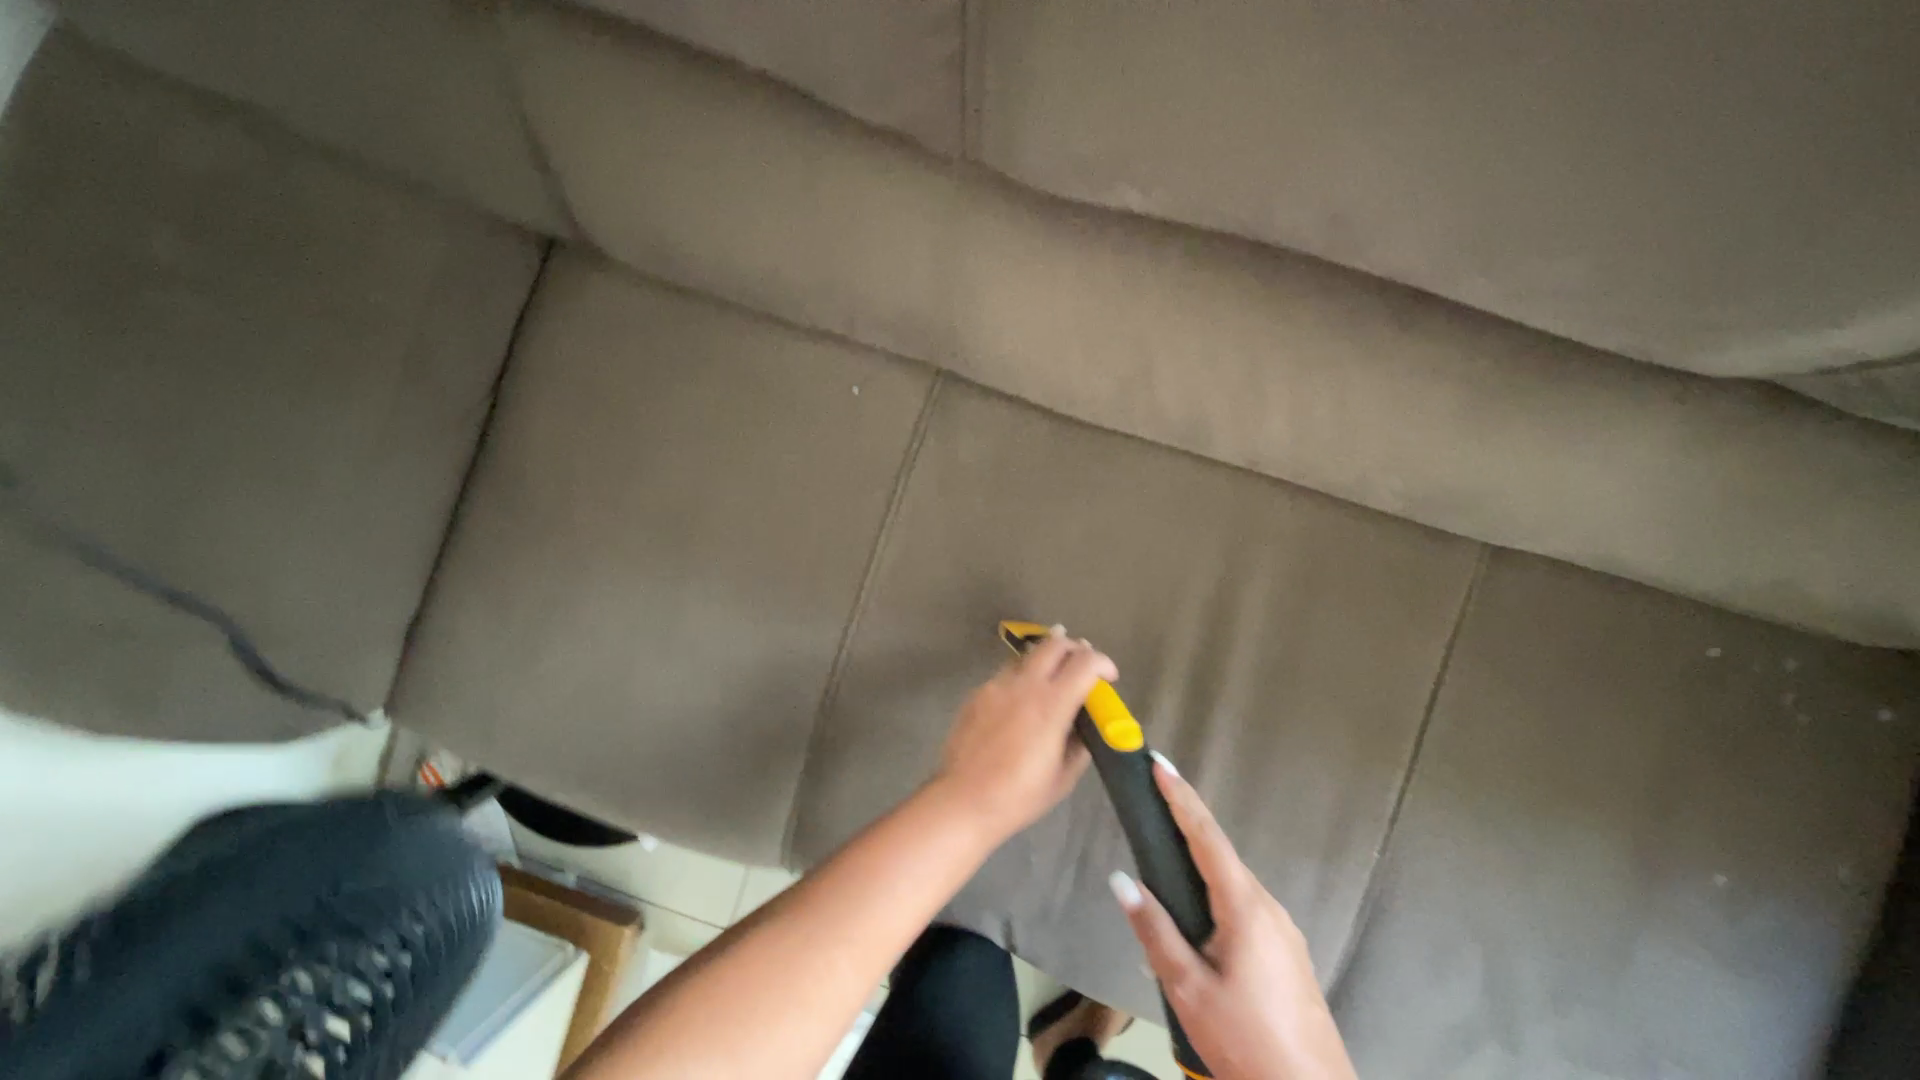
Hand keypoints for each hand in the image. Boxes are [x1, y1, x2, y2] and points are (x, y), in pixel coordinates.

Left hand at [930, 626, 1115, 838]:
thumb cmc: (1019, 796)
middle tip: (1082, 664)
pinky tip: (1022, 700)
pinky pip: (1005, 674)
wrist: (963, 800)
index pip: (1084, 662)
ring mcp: (996, 686)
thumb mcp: (1063, 776)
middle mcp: (1024, 685)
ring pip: (1026, 655)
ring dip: (1046, 659)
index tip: (1109, 677)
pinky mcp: (977, 694)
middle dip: (1074, 648)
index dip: (1103, 662)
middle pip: (1054, 644)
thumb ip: (1079, 743)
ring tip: (1053, 677)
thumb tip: (1086, 725)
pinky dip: (1022, 677)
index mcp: (1051, 705)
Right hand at [1112, 760, 1357, 1079]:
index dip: (1181, 798)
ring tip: (1162, 857)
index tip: (1159, 764)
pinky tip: (1196, 918)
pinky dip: (1215, 894)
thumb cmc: (1245, 1040)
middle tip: (1151, 802)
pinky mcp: (1288, 953)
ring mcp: (1283, 931)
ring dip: (1199, 863)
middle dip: (1186, 824)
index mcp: (1245, 907)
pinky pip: (1245, 907)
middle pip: (1221, 855)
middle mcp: (1268, 907)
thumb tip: (1122, 880)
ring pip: (1233, 883)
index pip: (1207, 837)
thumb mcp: (1188, 988)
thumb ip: (1155, 931)